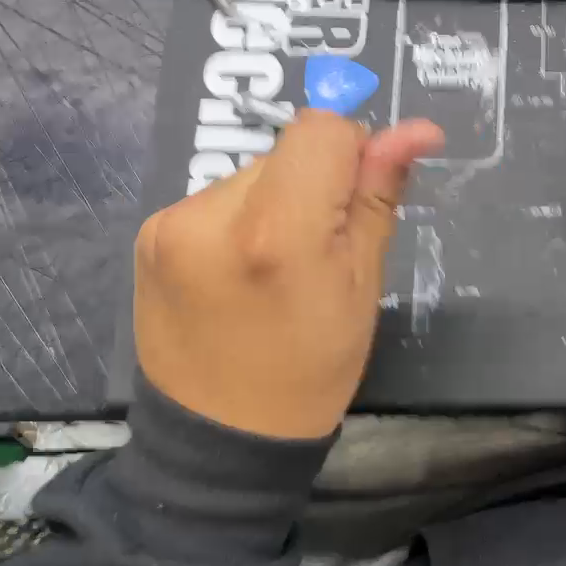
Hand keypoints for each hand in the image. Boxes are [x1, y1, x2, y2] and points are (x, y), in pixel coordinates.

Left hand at [133, 112, 443, 438]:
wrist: (221, 436)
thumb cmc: (313, 367)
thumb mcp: (364, 285)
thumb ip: (379, 196)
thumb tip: (415, 129)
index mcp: (280, 232)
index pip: (323, 129)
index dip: (356, 152)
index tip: (361, 199)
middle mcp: (213, 214)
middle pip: (287, 149)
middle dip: (318, 182)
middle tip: (325, 248)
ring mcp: (171, 222)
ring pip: (254, 172)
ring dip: (280, 199)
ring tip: (280, 265)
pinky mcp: (150, 233)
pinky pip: (218, 197)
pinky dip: (244, 218)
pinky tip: (245, 268)